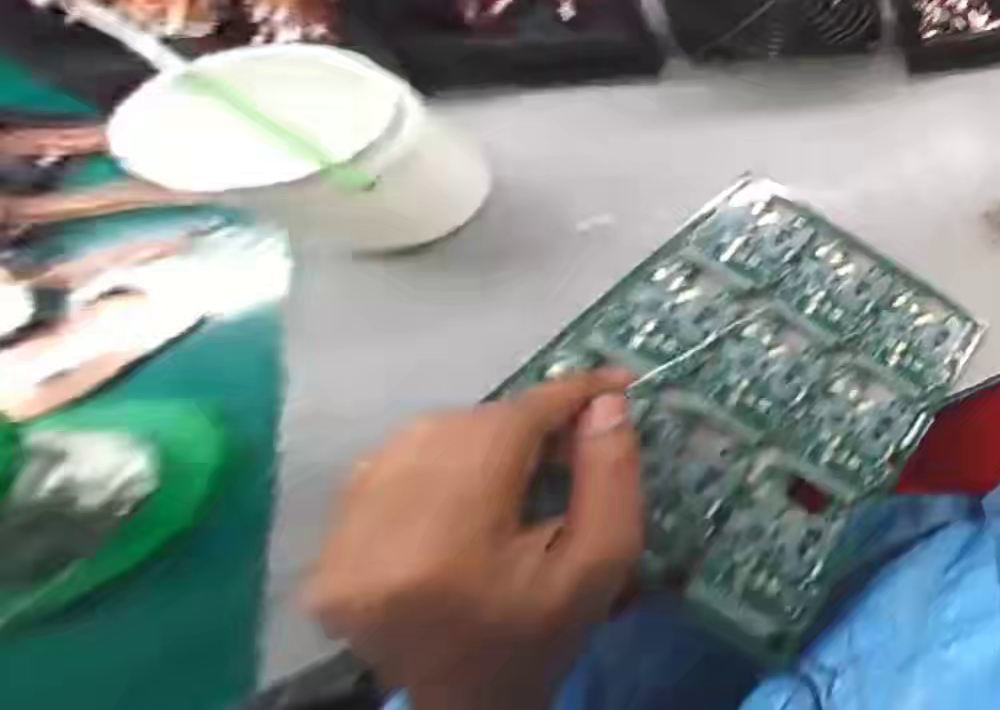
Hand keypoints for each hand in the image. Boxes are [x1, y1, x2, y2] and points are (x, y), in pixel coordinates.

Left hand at [306, 371, 642, 709]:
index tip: (614, 381)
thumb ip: (613, 472)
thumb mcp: (608, 556)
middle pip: (466, 425)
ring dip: (493, 427)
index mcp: (445, 554)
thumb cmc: (548, 630)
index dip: (565, 394)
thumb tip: (605, 401)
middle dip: (533, 413)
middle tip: (578, 429)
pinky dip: (451, 446)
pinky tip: (481, 472)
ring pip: (427, 431)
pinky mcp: (328, 552)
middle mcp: (373, 545)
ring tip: (532, 451)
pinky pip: (395, 457)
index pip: (505, 432)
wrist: (470, 704)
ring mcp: (339, 550)